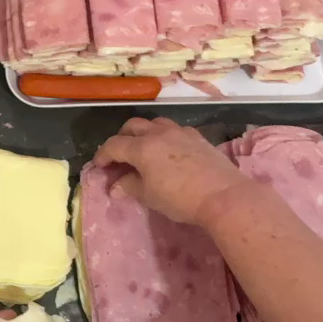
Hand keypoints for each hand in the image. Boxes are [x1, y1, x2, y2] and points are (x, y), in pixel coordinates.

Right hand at [94, 116, 256, 224]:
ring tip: (144, 148)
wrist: (223, 195)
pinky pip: (174, 129)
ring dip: (144, 132)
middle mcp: (158, 133)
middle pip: (132, 126)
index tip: (99, 166)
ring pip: (154, 123)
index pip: (114, 145)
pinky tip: (169, 151)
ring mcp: (180, 132)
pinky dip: (165, 136)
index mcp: (142, 147)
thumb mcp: (149, 196)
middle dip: (121, 138)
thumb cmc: (180, 199)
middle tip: (119, 155)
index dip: (103, 155)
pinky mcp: (197, 137)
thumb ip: (129, 186)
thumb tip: (115, 187)